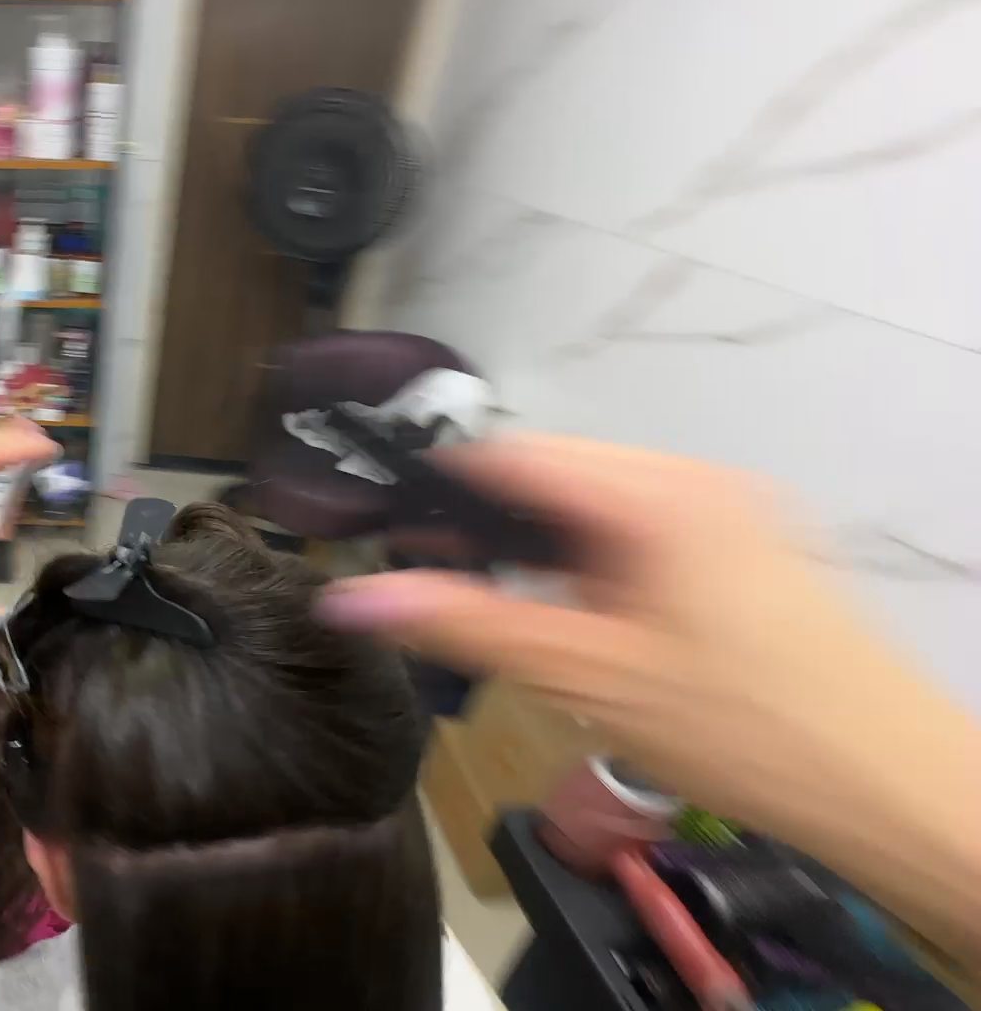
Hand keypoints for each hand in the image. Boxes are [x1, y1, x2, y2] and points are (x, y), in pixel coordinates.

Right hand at [313, 435, 971, 844]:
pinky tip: (546, 597)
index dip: (435, 483)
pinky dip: (564, 552)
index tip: (384, 521)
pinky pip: (616, 522)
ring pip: (577, 497)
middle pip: (543, 472)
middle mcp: (689, 484)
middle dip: (474, 517)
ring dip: (517, 537)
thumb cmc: (747, 728)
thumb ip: (455, 622)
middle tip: (421, 564)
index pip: (510, 455)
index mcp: (656, 497)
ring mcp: (717, 510)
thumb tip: (352, 598)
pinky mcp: (728, 542)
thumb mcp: (577, 671)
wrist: (899, 795)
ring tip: (471, 585)